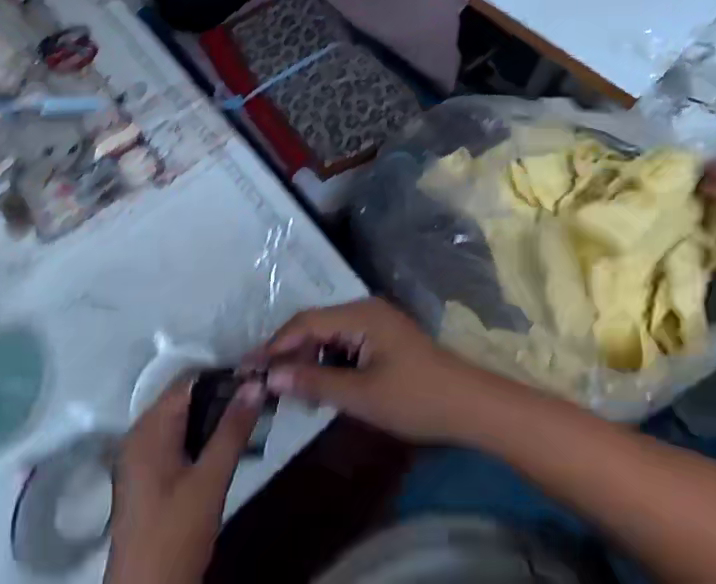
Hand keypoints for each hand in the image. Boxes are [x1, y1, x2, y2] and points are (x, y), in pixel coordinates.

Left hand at [106, 377, 262, 583]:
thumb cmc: (175, 535)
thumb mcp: (210, 480)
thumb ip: (233, 428)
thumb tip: (255, 383)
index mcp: (148, 431)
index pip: (188, 382)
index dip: (224, 376)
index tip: (260, 378)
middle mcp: (140, 437)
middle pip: (185, 399)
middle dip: (223, 396)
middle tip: (261, 400)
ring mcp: (142, 459)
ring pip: (184, 420)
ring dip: (216, 418)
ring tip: (253, 419)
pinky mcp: (150, 478)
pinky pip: (179, 440)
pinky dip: (204, 437)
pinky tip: (231, 446)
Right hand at [259, 299, 494, 443]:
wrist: (469, 405)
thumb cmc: (415, 398)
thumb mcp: (360, 395)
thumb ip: (314, 382)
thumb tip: (270, 377)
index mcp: (361, 314)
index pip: (305, 322)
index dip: (274, 346)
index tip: (247, 369)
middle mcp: (366, 309)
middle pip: (316, 325)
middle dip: (289, 353)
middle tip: (263, 383)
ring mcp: (377, 323)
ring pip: (329, 336)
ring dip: (308, 360)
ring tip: (286, 389)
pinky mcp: (384, 339)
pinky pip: (345, 344)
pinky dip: (328, 363)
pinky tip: (318, 386)